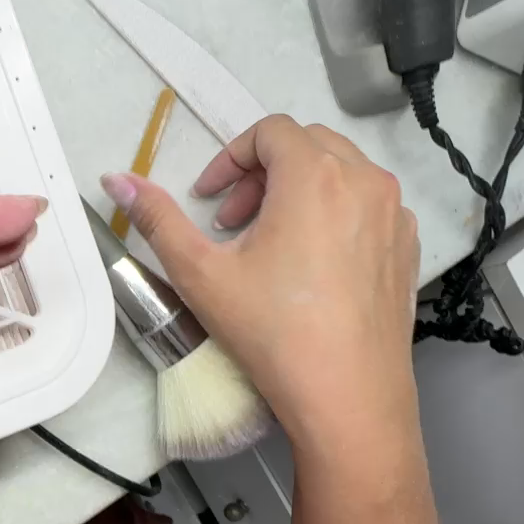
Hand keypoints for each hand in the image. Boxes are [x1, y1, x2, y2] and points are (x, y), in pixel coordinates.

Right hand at [101, 115, 419, 448]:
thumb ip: (156, 219)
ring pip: (341, 174)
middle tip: (230, 223)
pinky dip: (331, 216)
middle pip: (308, 145)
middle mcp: (365, 181)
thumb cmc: (269, 329)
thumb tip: (117, 180)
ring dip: (295, 193)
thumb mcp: (199, 273)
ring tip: (267, 245)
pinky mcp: (406, 246)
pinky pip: (366, 207)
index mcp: (315, 176)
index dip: (230, 158)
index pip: (270, 131)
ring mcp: (394, 214)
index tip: (207, 200)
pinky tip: (307, 266)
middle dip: (260, 175)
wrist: (344, 392)